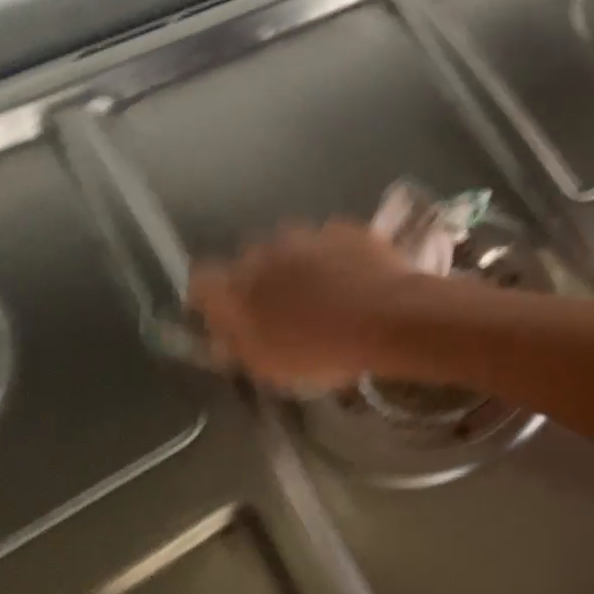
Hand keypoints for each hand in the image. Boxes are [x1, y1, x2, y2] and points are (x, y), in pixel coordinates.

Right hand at [189, 221, 431, 390]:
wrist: (390, 317)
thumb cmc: (325, 350)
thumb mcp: (269, 364)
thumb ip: (238, 344)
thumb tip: (223, 336)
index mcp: (236, 289)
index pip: (203, 283)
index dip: (215, 298)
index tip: (232, 313)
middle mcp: (265, 253)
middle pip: (252, 261)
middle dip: (265, 279)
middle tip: (289, 306)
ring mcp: (308, 236)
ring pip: (294, 247)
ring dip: (303, 263)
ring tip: (330, 290)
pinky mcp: (346, 228)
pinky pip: (333, 240)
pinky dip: (339, 254)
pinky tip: (358, 276)